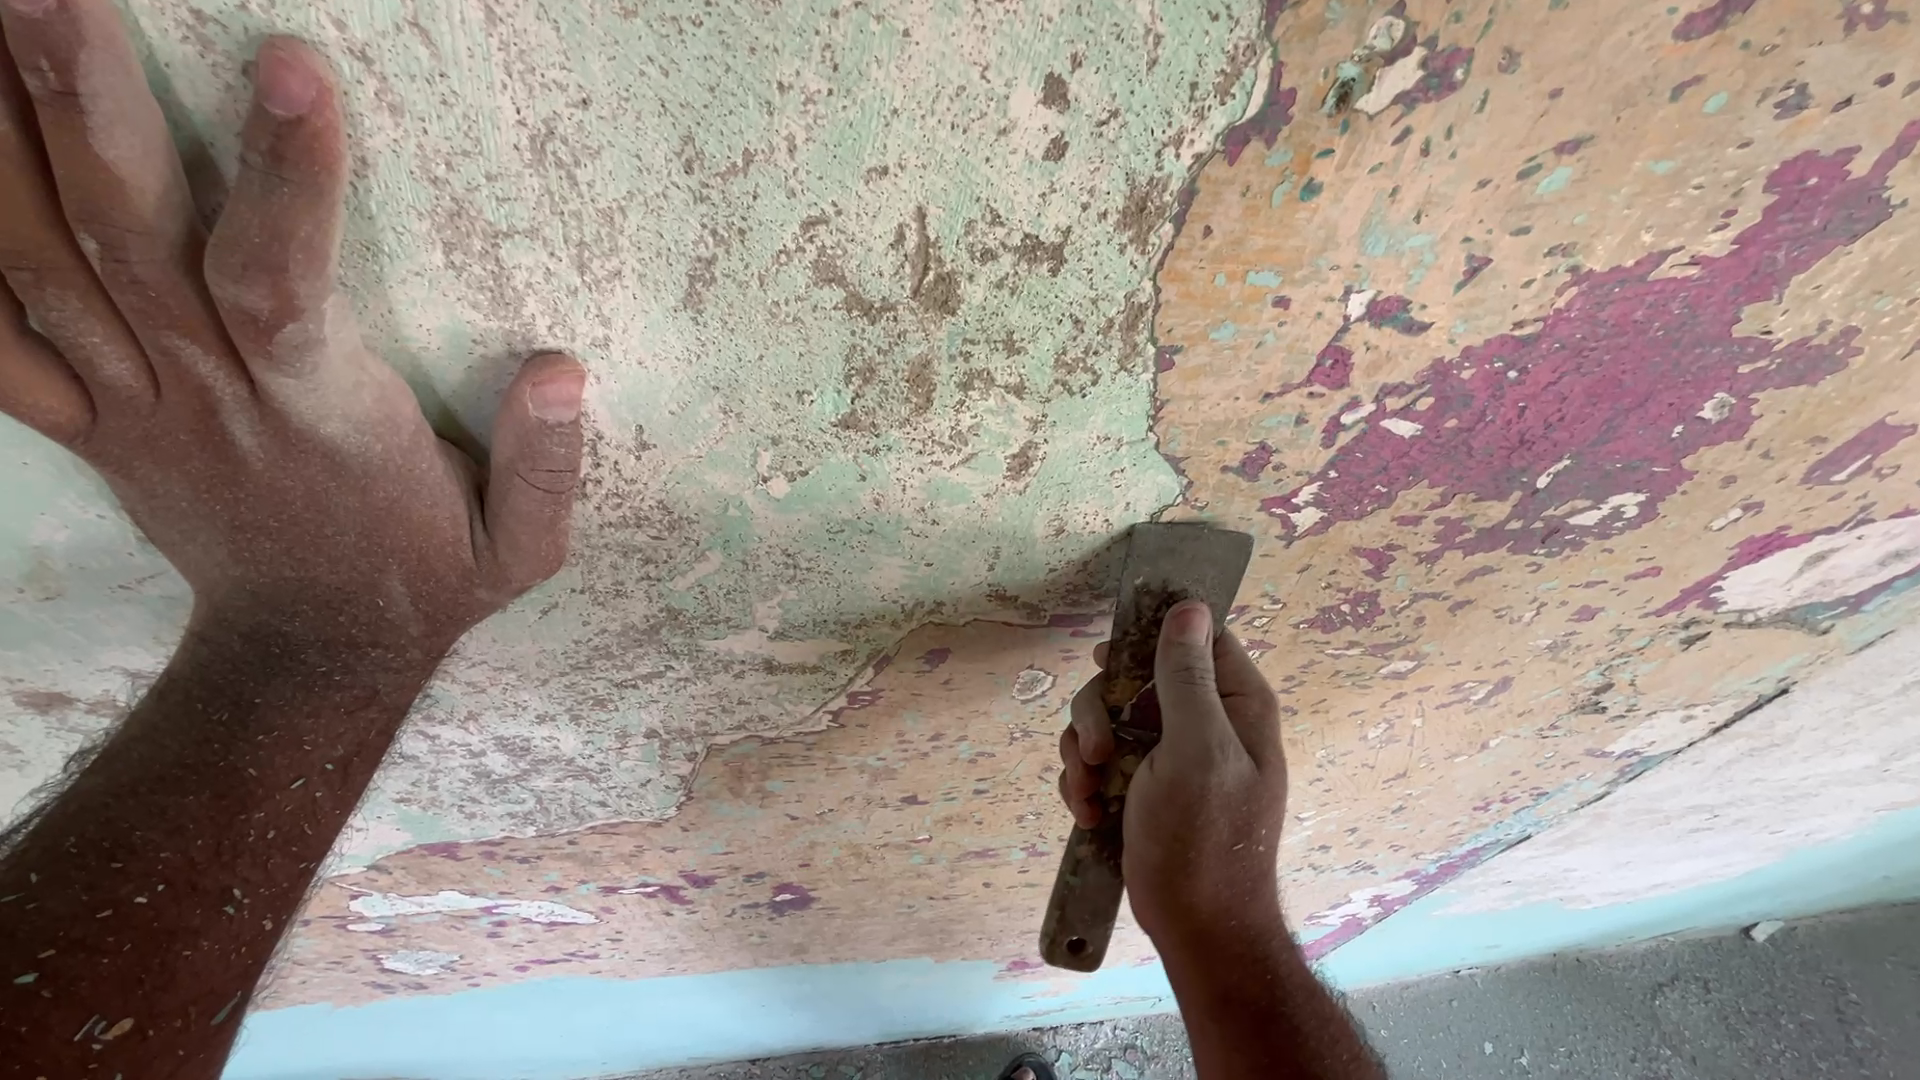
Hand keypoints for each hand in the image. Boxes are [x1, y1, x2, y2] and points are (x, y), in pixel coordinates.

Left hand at [0, 5, 584, 653]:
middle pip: (127, 246)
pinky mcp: (96, 422)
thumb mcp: (527, 547)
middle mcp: (214, 404)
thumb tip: (565, 371)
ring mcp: (137, 410)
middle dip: (81, 108)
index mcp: (328, 425)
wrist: (316, 652)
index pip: (284, 292)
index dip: (286, 185)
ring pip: (35, 265)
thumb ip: (547, 465)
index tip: (298, 70)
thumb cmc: (433, 581)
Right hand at [1058, 600, 1287, 944]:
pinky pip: (1096, 756)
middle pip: (1132, 675)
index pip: (1195, 637)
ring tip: (1089, 791)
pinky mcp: (1138, 780)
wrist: (1193, 926)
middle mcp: (1200, 718)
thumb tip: (1188, 605)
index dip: (1148, 636)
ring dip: (1084, 751)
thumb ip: (1187, 677)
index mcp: (1233, 702)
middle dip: (1099, 712)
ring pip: (1105, 715)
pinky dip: (1084, 779)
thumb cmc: (1204, 836)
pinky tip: (1089, 810)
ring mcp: (1166, 751)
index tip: (1105, 656)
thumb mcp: (1196, 748)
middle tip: (1097, 751)